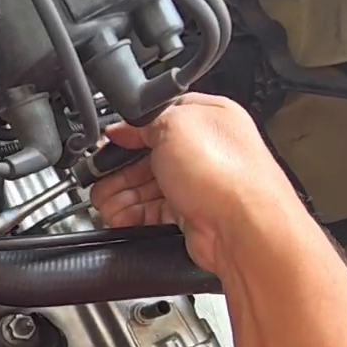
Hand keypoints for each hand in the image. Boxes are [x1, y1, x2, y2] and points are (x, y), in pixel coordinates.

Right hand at [90, 93, 306, 273]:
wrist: (243, 228)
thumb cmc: (226, 174)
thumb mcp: (175, 124)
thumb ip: (144, 121)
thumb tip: (123, 128)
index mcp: (205, 118)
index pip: (156, 119)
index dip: (128, 132)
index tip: (110, 144)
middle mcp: (201, 150)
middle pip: (143, 157)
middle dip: (118, 170)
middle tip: (102, 178)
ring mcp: (193, 184)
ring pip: (142, 187)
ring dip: (120, 195)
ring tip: (109, 203)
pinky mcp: (186, 213)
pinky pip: (148, 212)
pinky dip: (130, 215)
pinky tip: (121, 217)